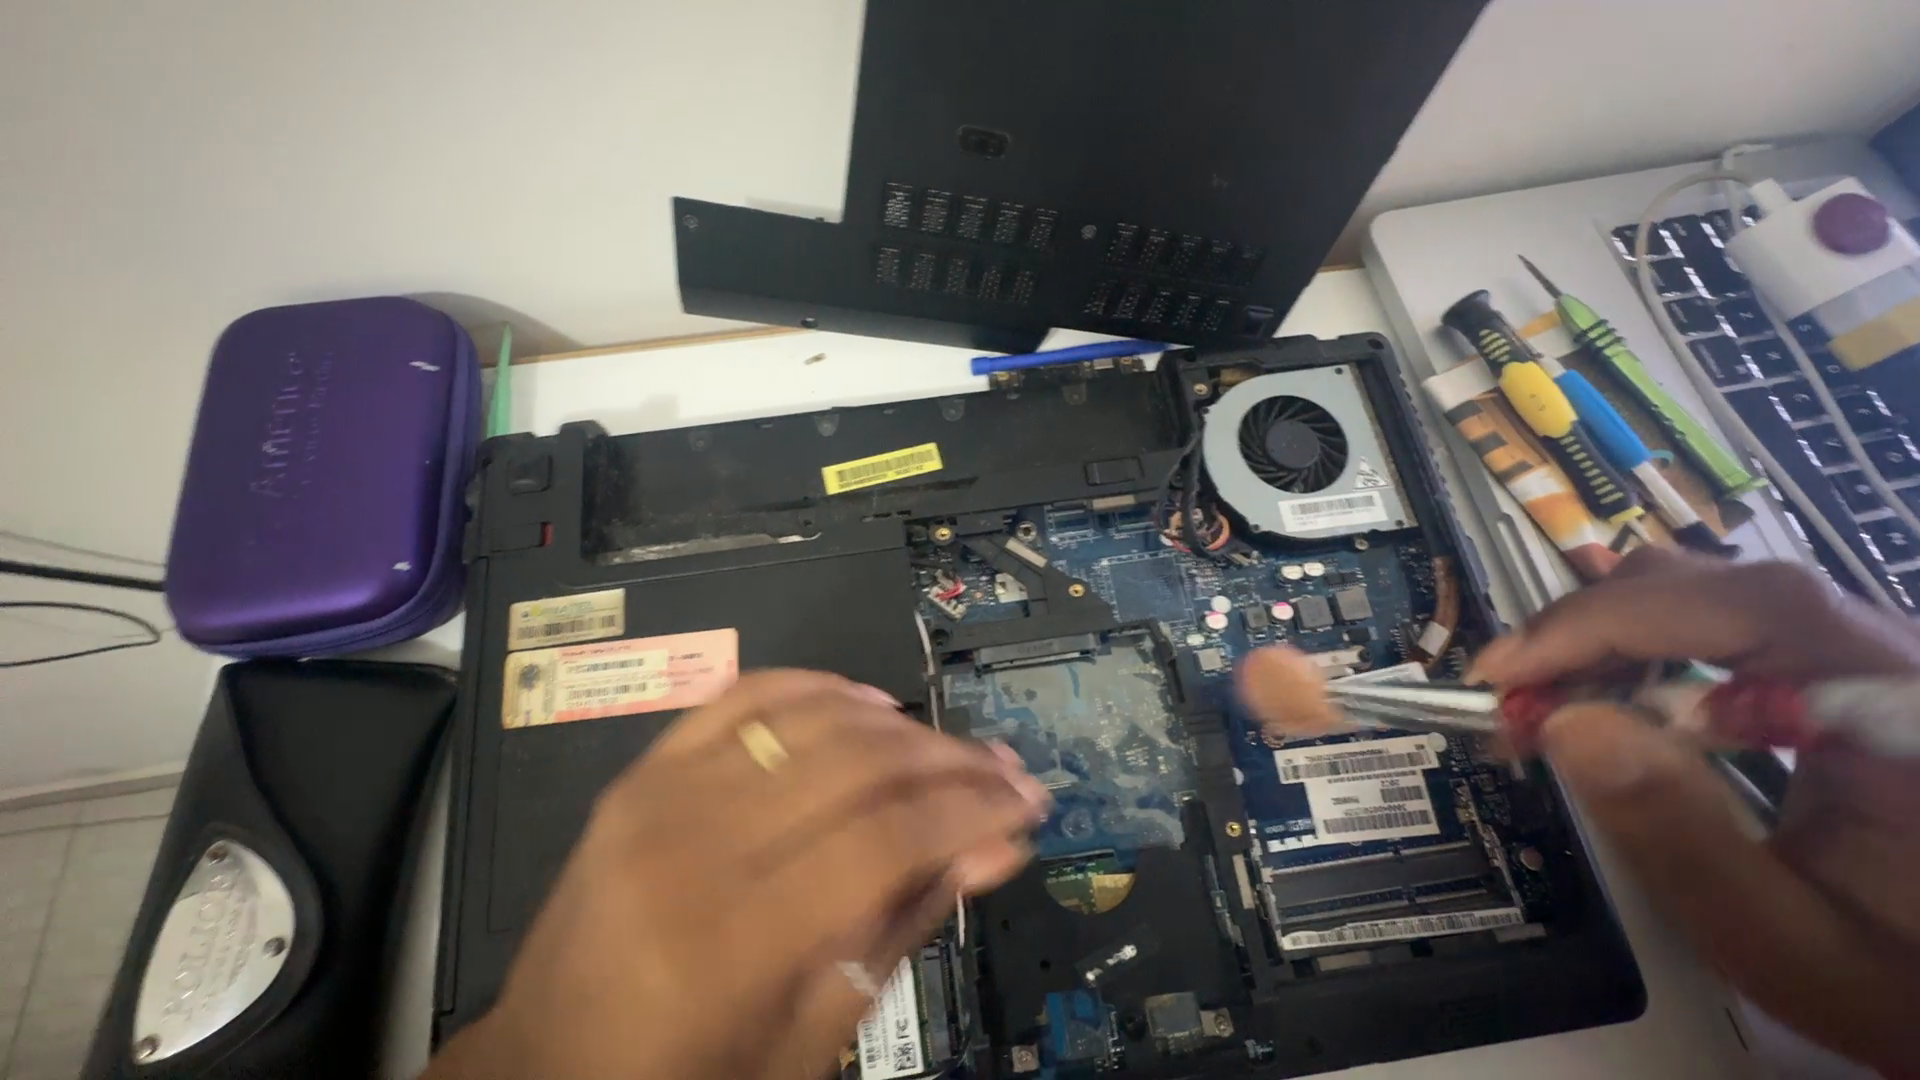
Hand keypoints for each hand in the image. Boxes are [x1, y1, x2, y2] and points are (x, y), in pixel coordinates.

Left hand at [424, 670, 1048, 1079]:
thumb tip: (993, 849)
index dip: (970, 813)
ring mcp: (657, 796)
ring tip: (950, 747)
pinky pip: (743, 697)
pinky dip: (816, 687)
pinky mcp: (642, 772)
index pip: (883, 841)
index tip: (1025, 805)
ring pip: (808, 717)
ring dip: (896, 721)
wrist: (548, 1066)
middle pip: (854, 764)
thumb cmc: (686, 1079)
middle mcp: (691, 847)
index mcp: (730, 942)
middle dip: (949, 761)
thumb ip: (899, 930)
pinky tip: (867, 703)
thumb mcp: (807, 1040)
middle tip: (1005, 771)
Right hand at [1242, 550, 1919, 1075]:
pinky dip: (1639, 655)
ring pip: (1706, 598)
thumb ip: (1681, 834)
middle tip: (1510, 696)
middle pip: (1714, 587)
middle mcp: (1899, 660)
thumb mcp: (1785, 938)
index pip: (1747, 608)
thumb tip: (1562, 723)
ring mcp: (1871, 660)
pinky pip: (1719, 630)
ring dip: (1604, 640)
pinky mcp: (1840, 675)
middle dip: (1588, 630)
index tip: (1503, 671)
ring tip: (1545, 702)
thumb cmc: (1896, 984)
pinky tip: (1605, 703)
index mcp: (1911, 710)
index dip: (1606, 622)